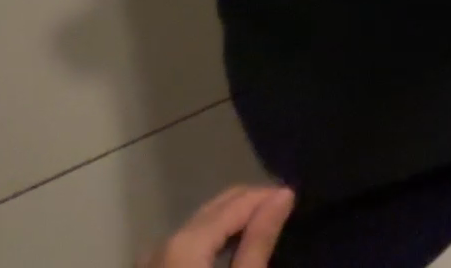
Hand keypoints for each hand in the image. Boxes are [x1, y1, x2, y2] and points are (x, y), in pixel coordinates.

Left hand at [139, 185, 294, 267]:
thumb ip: (259, 240)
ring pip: (204, 221)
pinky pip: (189, 240)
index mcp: (187, 239)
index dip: (272, 195)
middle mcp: (166, 238)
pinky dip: (214, 238)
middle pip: (220, 204)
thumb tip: (284, 194)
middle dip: (253, 204)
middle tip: (284, 217)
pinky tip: (232, 251)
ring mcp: (152, 256)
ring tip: (263, 232)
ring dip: (235, 220)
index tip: (298, 203)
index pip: (240, 199)